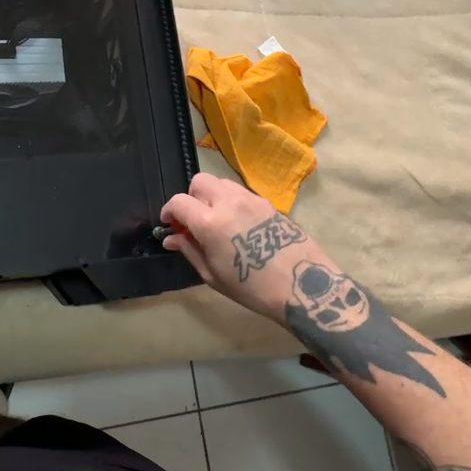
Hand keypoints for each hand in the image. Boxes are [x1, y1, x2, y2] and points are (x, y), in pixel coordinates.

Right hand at [160, 173, 321, 321]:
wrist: (302, 285)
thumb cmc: (252, 288)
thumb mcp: (213, 275)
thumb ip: (190, 250)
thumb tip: (171, 238)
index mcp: (210, 222)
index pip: (179, 202)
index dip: (169, 211)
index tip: (169, 224)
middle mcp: (229, 202)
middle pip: (200, 181)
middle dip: (191, 197)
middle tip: (193, 221)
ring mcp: (250, 198)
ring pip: (221, 182)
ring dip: (211, 196)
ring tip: (216, 221)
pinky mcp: (267, 202)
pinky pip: (240, 192)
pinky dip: (231, 201)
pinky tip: (238, 224)